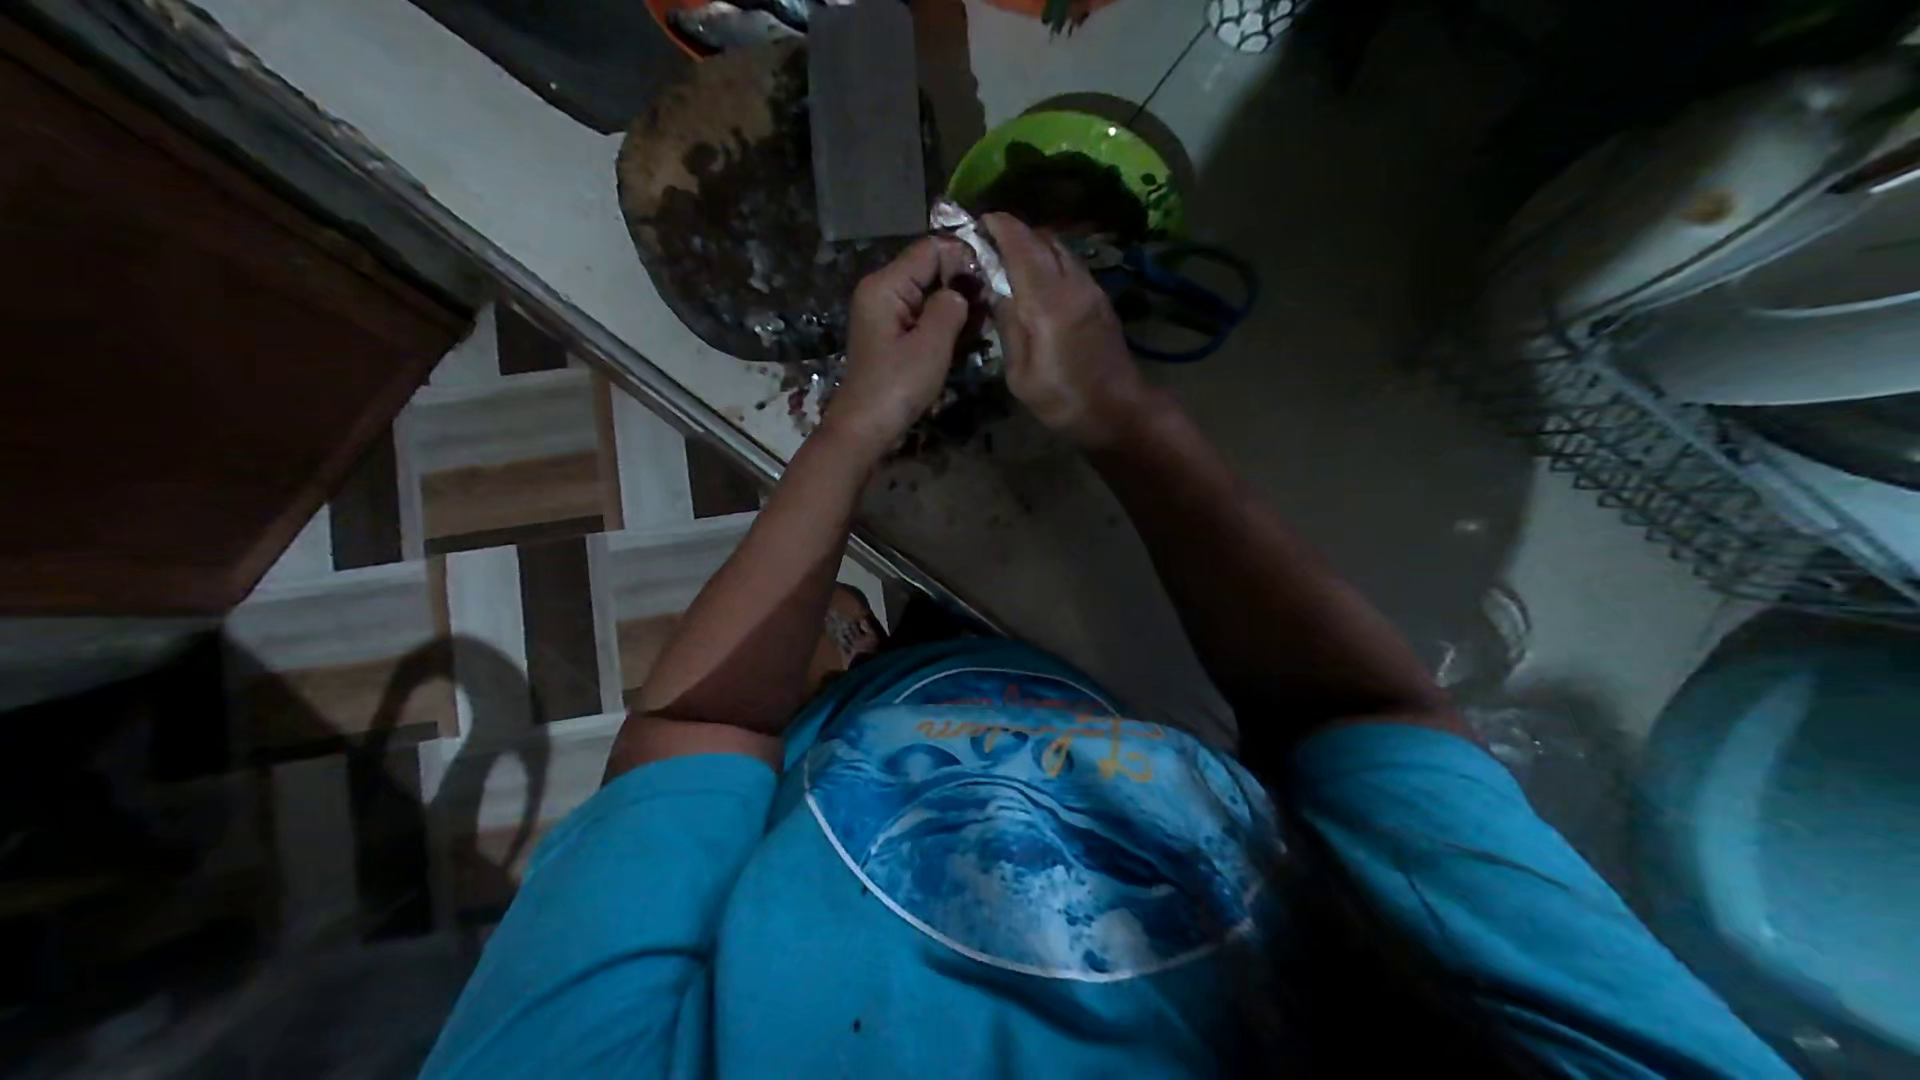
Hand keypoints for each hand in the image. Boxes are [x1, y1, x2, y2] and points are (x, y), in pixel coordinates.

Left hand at [824, 236, 974, 452]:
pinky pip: (922, 313)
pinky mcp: (891, 333)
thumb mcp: (931, 345)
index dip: (963, 258)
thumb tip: (961, 292)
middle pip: (929, 268)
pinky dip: (943, 319)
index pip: (930, 249)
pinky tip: (965, 334)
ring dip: (955, 303)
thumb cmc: (897, 386)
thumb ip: (950, 307)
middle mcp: (882, 290)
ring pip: (928, 292)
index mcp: (886, 285)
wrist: (865, 428)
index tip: (990, 281)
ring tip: (982, 321)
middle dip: (961, 281)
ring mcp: (885, 312)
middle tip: (991, 304)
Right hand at [981, 214, 1154, 448]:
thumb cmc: (1064, 401)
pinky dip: (1048, 261)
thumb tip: (996, 290)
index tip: (978, 221)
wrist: (1120, 412)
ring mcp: (1092, 289)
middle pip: (1042, 239)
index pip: (1022, 245)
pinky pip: (1070, 265)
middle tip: (987, 244)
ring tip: (1008, 261)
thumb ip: (1008, 327)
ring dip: (1033, 246)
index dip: (999, 227)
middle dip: (1014, 233)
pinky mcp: (1101, 299)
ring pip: (1059, 249)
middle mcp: (1073, 285)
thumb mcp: (1021, 376)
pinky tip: (1035, 282)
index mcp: (1048, 302)